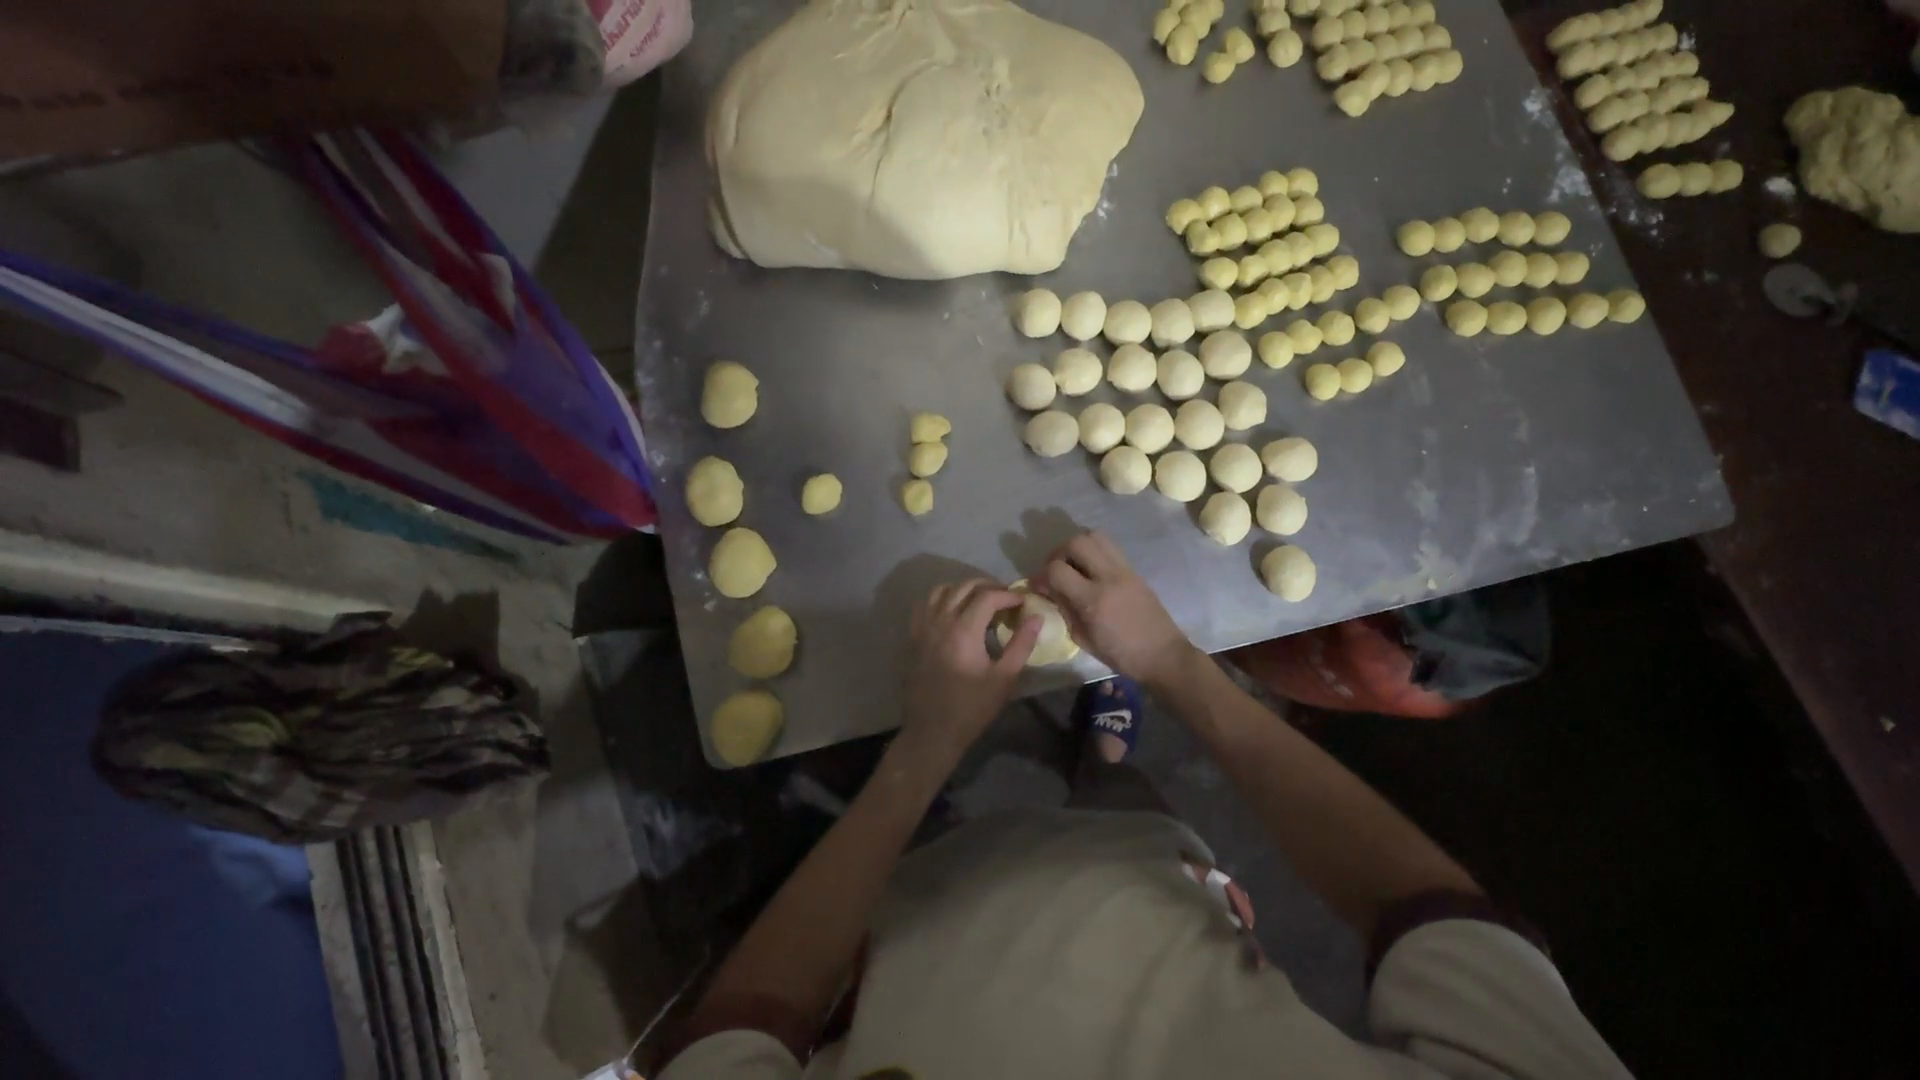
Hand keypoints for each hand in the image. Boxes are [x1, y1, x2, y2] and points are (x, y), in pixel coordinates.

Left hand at [900, 579, 1038, 761]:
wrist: (933, 731)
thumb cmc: (972, 708)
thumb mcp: (1004, 678)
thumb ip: (1021, 644)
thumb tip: (1036, 617)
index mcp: (964, 630)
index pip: (988, 596)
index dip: (1008, 595)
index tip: (1023, 602)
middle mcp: (940, 621)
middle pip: (964, 587)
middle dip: (988, 586)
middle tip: (1006, 598)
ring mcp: (922, 628)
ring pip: (941, 591)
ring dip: (962, 589)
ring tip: (979, 600)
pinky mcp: (912, 638)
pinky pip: (924, 605)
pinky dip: (940, 599)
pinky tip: (952, 611)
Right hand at [1031, 531, 1197, 688]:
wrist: (1162, 654)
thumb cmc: (1121, 655)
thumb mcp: (1083, 639)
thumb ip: (1064, 610)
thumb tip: (1049, 591)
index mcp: (1093, 600)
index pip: (1057, 570)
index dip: (1040, 575)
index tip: (1038, 586)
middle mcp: (1109, 577)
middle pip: (1076, 542)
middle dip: (1058, 553)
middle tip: (1055, 570)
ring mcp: (1124, 570)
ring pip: (1095, 536)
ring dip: (1077, 546)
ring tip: (1073, 565)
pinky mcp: (1134, 570)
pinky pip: (1109, 547)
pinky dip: (1094, 551)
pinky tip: (1090, 570)